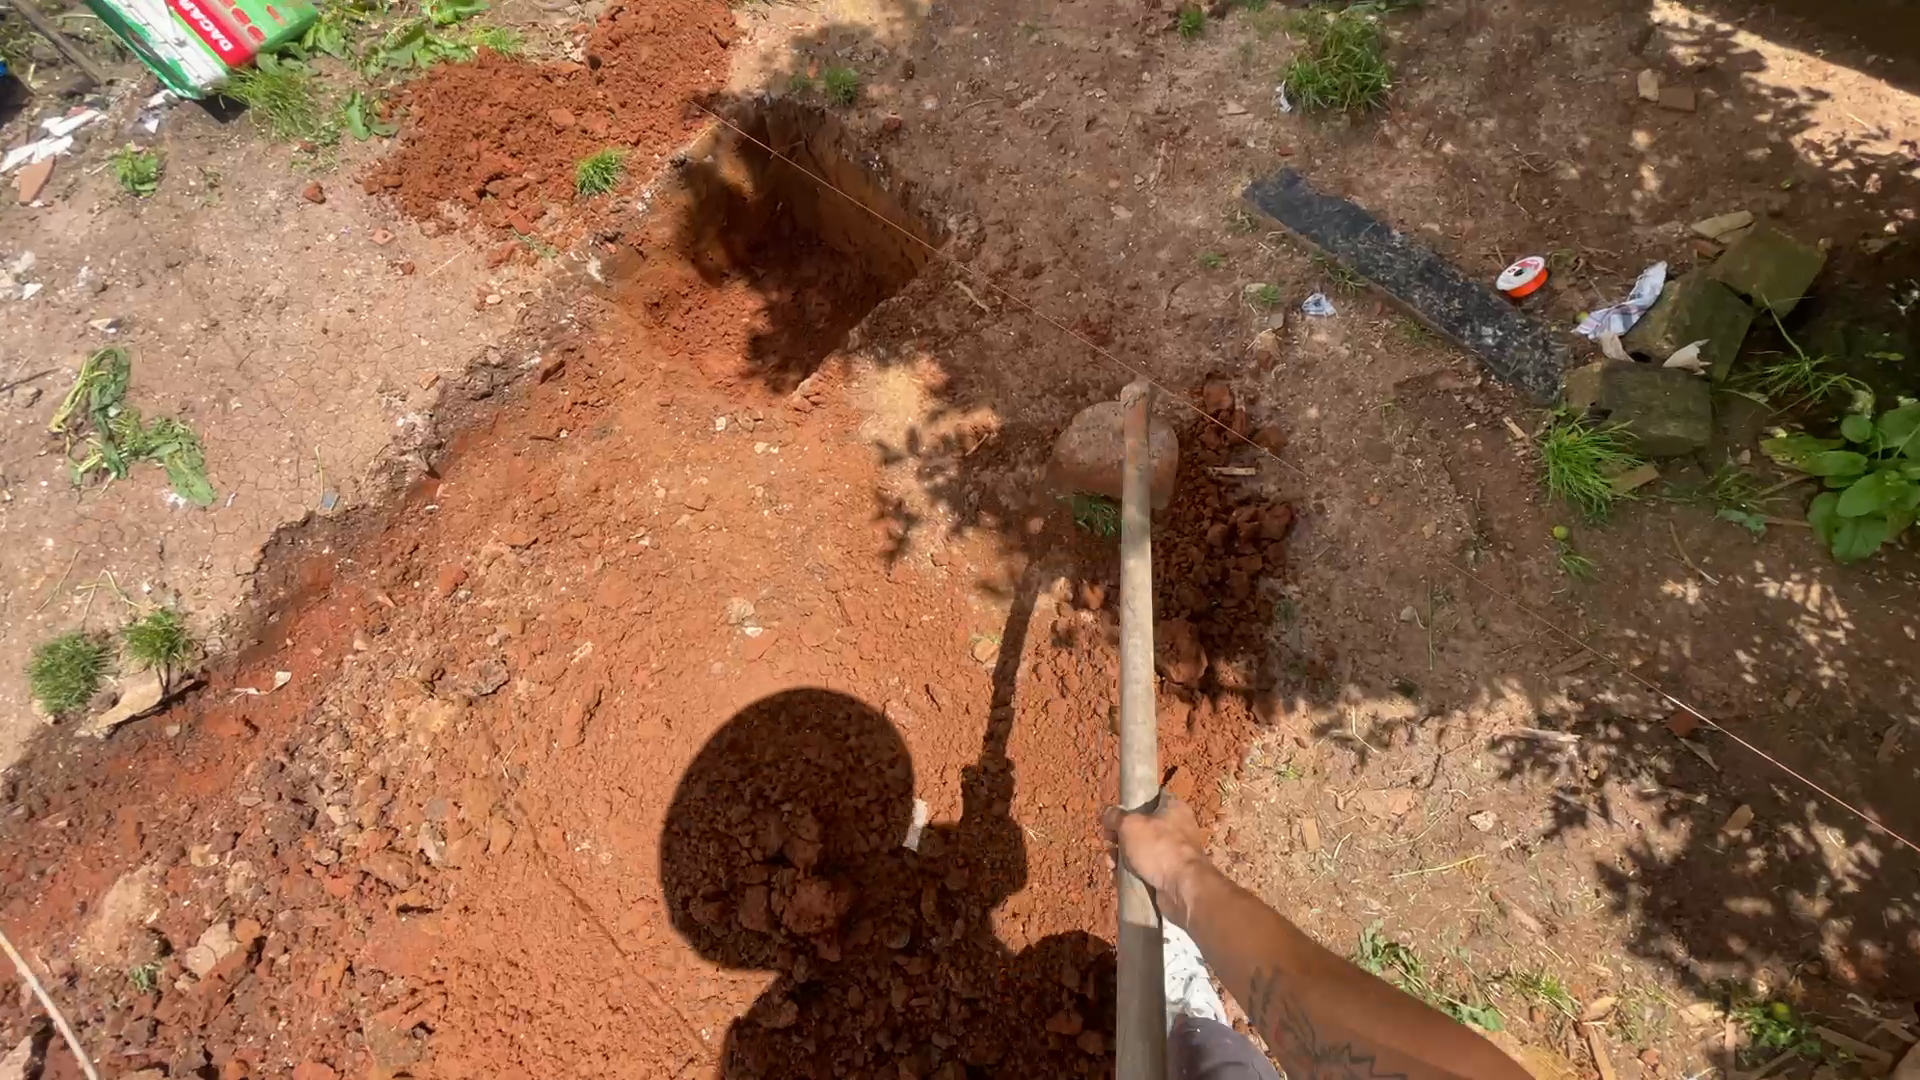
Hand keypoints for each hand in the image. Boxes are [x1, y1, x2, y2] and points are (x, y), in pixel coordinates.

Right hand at [1100, 793, 1213, 926]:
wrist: (1183, 889)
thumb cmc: (1158, 847)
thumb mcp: (1129, 824)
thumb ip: (1115, 816)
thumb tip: (1107, 815)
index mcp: (1174, 809)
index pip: (1150, 798)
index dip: (1130, 805)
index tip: (1115, 814)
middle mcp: (1176, 829)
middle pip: (1140, 828)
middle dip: (1119, 837)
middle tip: (1108, 842)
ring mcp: (1173, 854)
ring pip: (1139, 851)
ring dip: (1120, 857)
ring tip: (1110, 864)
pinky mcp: (1169, 876)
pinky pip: (1144, 870)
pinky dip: (1129, 873)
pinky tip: (1116, 877)